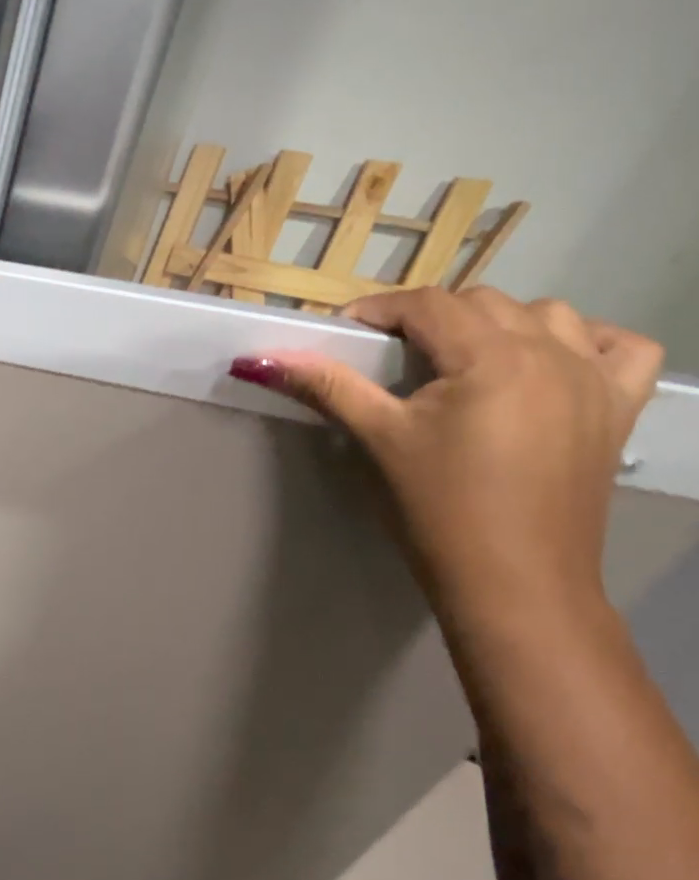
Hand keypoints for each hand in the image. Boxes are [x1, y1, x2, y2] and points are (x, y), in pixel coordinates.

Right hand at [229, 287, 661, 614]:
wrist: (513, 576)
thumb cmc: (436, 506)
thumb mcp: (377, 439)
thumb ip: (326, 387)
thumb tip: (261, 359)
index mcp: (492, 357)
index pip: (429, 305)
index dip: (380, 310)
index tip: (344, 333)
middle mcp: (554, 352)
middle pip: (484, 303)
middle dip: (430, 317)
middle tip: (388, 356)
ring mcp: (596, 377)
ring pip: (547, 314)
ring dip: (499, 323)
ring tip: (459, 360)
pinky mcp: (619, 407)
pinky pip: (618, 345)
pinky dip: (582, 339)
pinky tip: (547, 361)